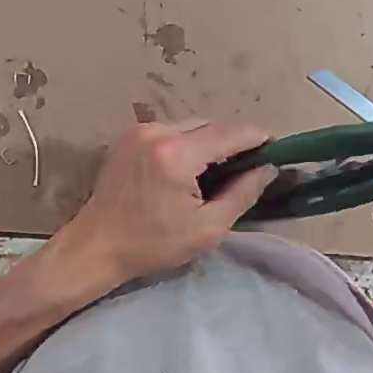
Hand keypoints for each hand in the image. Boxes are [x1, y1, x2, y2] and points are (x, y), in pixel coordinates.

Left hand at [54, 120, 276, 289]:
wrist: (95, 246)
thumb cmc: (152, 244)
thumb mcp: (208, 228)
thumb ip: (243, 193)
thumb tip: (267, 169)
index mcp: (177, 153)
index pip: (230, 133)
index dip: (258, 137)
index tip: (276, 148)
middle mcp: (158, 131)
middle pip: (211, 125)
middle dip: (233, 142)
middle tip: (248, 168)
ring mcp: (140, 131)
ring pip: (191, 126)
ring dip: (209, 143)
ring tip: (219, 172)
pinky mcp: (129, 136)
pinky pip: (171, 131)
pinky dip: (187, 144)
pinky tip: (190, 169)